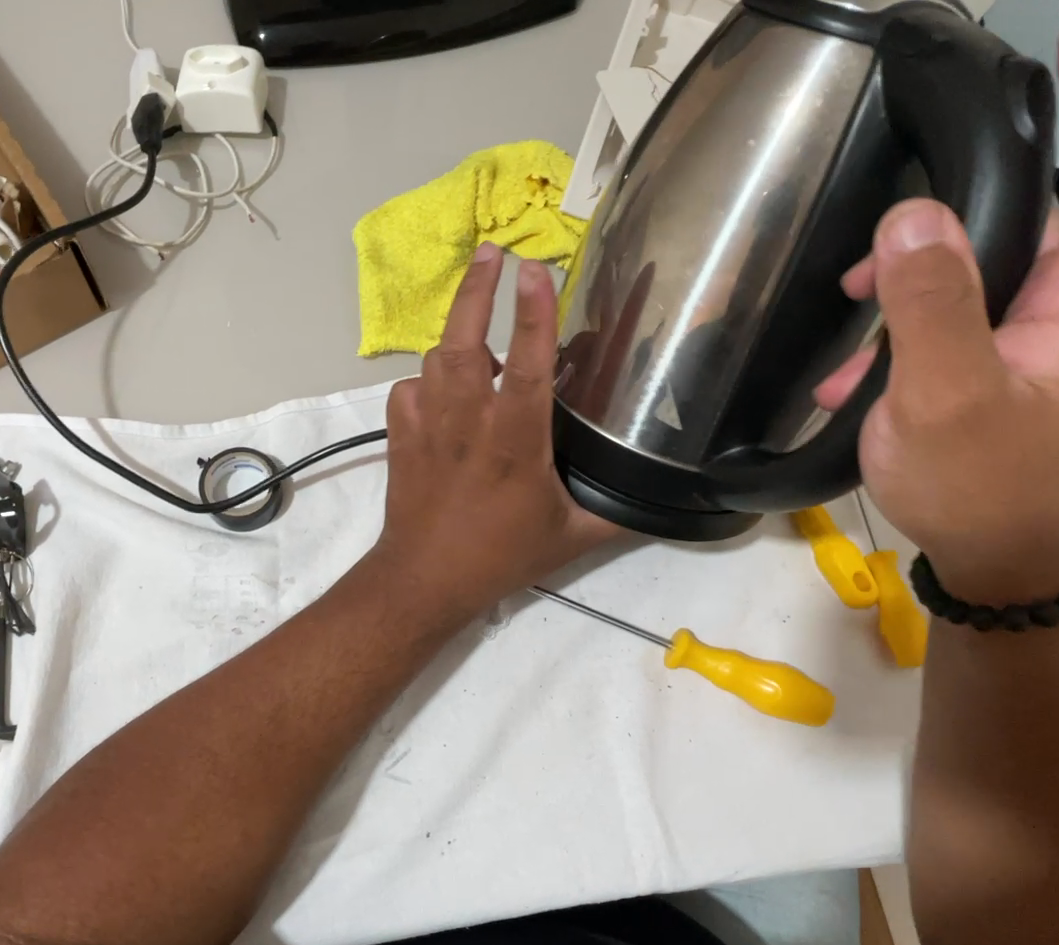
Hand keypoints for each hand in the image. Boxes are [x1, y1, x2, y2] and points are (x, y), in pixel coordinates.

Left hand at [364, 243, 617, 621]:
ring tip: (475, 326)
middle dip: (478, 289)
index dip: (536, 311)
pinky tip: (439, 391)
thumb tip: (659, 504)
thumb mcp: (569, 537)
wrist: (424, 578)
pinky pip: (409, 389)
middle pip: (466, 339)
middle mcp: (468, 420)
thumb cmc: (499, 556)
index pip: (530, 361)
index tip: (537, 268)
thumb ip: (615, 514)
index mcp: (516, 438)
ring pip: (436, 359)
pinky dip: (424, 382)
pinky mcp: (399, 435)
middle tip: (493, 253)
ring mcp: (427, 424)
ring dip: (456, 338)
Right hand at [815, 14, 1058, 602]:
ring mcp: (1042, 346)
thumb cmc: (989, 489)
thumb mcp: (946, 398)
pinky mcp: (1005, 377)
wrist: (1008, 572)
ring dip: (918, 275)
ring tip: (849, 302)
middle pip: (1050, 212)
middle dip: (967, 201)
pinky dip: (907, 332)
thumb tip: (908, 217)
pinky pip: (960, 326)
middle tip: (891, 211)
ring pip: (990, 272)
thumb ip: (930, 304)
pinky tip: (851, 374)